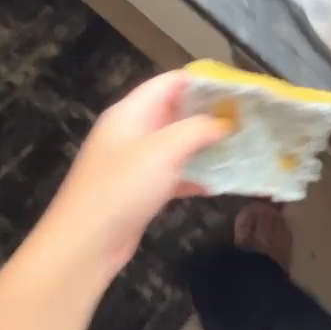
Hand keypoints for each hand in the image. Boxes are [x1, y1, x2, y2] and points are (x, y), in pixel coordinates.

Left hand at [27, 71, 233, 284]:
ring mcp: (136, 161)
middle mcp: (134, 131)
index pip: (173, 82)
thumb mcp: (164, 150)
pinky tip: (221, 181)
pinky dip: (196, 173)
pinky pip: (176, 171)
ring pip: (179, 142)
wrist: (83, 248)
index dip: (206, 81)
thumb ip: (199, 128)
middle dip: (212, 113)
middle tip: (247, 117)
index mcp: (132, 112)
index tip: (239, 89)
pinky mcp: (141, 188)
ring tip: (242, 145)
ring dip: (207, 144)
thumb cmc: (121, 189)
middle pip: (178, 110)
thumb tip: (226, 122)